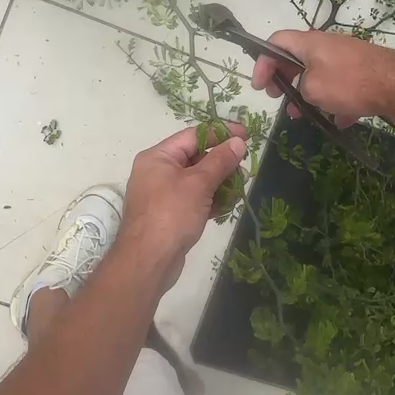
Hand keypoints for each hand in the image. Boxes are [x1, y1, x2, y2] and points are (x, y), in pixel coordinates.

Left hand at [116, 121, 247, 286]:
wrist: (148, 262)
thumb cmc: (171, 215)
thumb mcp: (198, 184)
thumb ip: (220, 161)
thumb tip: (238, 142)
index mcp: (158, 157)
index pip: (193, 135)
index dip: (220, 133)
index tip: (246, 135)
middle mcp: (157, 171)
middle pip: (196, 157)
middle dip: (222, 163)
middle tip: (244, 168)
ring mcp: (163, 194)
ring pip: (197, 180)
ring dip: (219, 183)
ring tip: (239, 189)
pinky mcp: (170, 214)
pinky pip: (194, 199)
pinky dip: (210, 200)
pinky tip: (227, 207)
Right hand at [247, 30, 394, 123]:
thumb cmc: (349, 83)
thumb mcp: (312, 88)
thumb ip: (299, 87)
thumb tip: (305, 90)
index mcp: (310, 43)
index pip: (276, 41)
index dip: (262, 61)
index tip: (259, 85)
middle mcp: (327, 45)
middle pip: (296, 58)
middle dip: (284, 79)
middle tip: (277, 97)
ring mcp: (347, 57)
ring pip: (319, 74)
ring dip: (308, 93)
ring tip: (303, 114)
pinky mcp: (363, 71)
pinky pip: (341, 84)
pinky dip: (335, 100)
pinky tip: (340, 119)